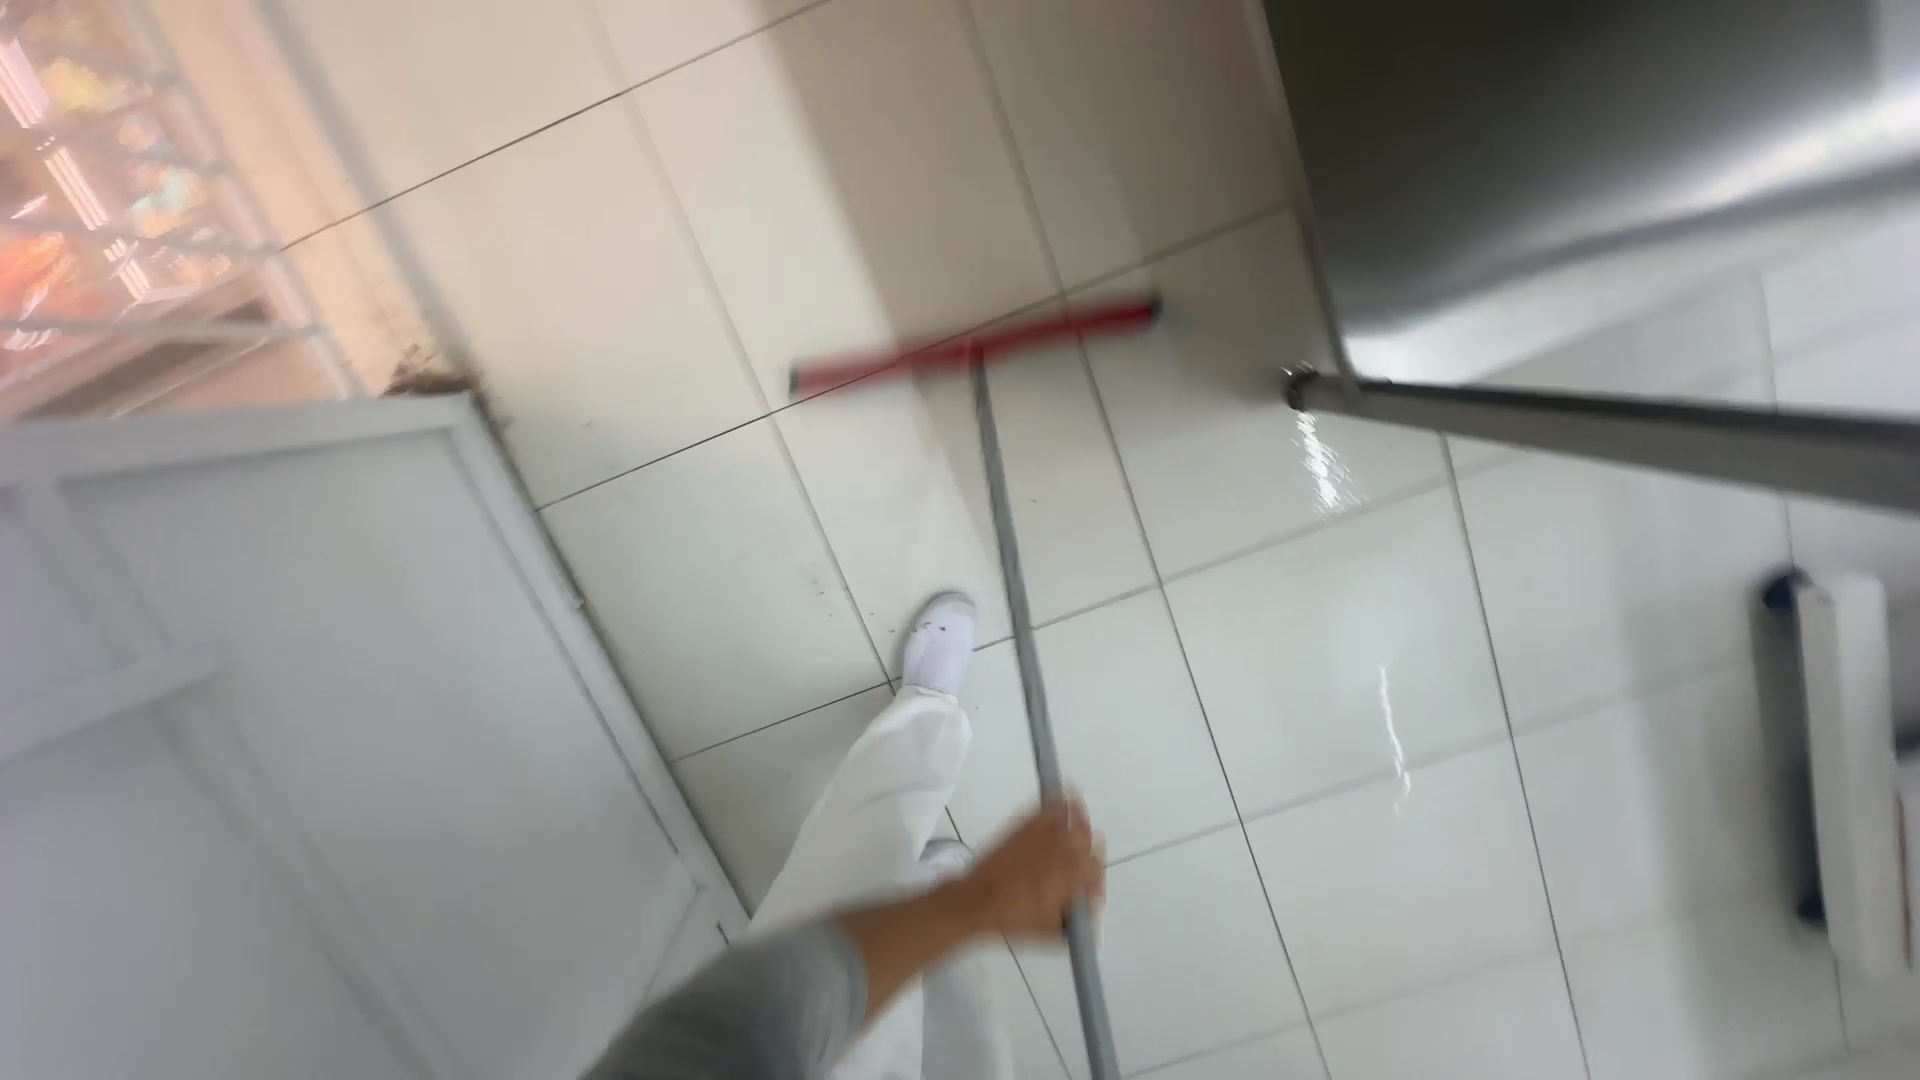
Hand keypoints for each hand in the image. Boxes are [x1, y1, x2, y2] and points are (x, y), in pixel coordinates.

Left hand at [952, 794, 1104, 941]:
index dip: (1096, 879)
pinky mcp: (1027, 824)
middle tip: (1080, 861)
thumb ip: (1077, 923)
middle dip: (1089, 850)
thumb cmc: (1015, 918)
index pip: (1097, 869)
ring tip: (1078, 819)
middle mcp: (1065, 851)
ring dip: (1079, 820)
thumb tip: (1089, 918)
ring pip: (1074, 818)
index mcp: (1074, 877)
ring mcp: (1045, 835)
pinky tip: (1061, 796)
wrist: (978, 899)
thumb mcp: (1052, 932)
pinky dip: (1058, 800)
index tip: (1089, 887)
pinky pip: (1049, 805)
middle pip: (1089, 840)